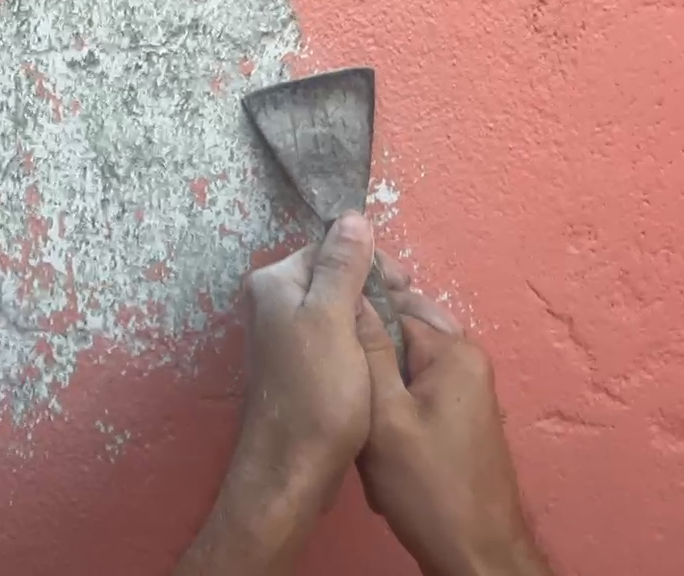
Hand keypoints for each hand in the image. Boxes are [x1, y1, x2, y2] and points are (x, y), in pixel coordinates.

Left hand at [175, 212, 382, 574]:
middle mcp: (273, 300)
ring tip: (402, 330)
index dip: (369, 259)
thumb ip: (342, 266)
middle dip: (373, 285)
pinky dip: (361, 335)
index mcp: (275, 282)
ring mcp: (284, 332)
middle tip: (410, 308)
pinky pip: (335, 332)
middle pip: (332, 274)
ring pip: (336, 305)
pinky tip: (382, 351)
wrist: (291, 468)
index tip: (406, 282)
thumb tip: (352, 216)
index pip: (328, 247)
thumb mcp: (333, 319)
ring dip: (371, 311)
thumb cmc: (315, 392)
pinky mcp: (299, 361)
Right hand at [358, 255, 549, 575]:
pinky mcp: (457, 409)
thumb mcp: (385, 416)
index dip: (355, 320)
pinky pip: (414, 382)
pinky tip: (376, 427)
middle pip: (400, 329)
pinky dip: (392, 398)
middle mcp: (465, 358)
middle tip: (340, 372)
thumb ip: (369, 351)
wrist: (475, 557)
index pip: (391, 306)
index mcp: (453, 350)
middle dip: (369, 347)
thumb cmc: (427, 486)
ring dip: (378, 377)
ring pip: (403, 358)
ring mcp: (465, 384)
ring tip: (357, 403)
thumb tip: (353, 295)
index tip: (324, 338)